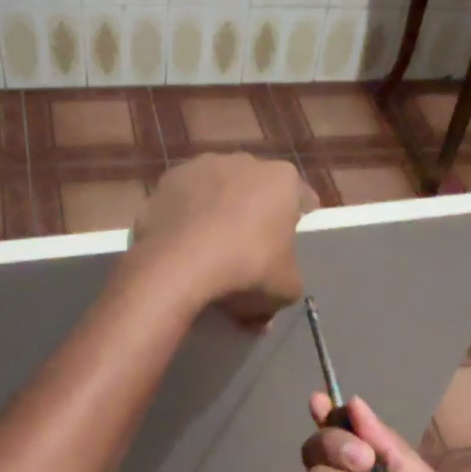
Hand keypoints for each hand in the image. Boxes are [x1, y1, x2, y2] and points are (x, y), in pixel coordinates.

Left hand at [130, 153, 318, 327]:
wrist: (179, 267)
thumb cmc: (246, 270)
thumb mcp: (284, 292)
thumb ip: (286, 288)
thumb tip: (266, 309)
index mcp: (283, 180)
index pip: (303, 199)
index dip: (299, 223)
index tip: (291, 244)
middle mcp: (245, 161)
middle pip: (257, 190)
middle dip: (256, 214)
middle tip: (250, 249)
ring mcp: (202, 165)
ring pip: (219, 190)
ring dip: (219, 211)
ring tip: (211, 248)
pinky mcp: (167, 180)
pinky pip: (185, 201)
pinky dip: (187, 218)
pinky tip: (183, 246)